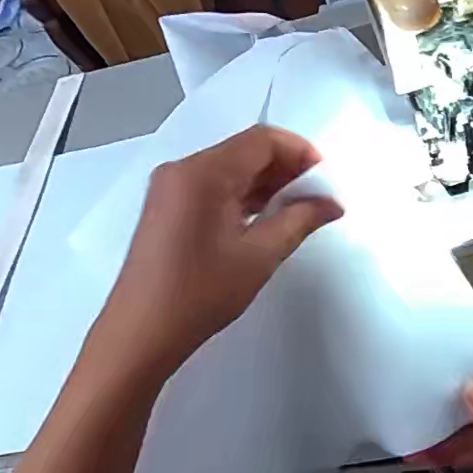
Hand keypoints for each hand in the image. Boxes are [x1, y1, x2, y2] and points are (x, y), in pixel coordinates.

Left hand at [96, 126, 341, 371]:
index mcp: (203, 173)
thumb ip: (300, 220)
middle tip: (317, 198)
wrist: (141, 332)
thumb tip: (332, 204)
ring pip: (230, 169)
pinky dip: (244, 196)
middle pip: (245, 151)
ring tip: (298, 211)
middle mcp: (183, 170)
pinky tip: (267, 219)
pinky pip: (213, 187)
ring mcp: (171, 188)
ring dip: (266, 184)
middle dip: (286, 168)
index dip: (300, 152)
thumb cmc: (201, 293)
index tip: (325, 180)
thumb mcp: (260, 255)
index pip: (261, 140)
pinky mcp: (168, 207)